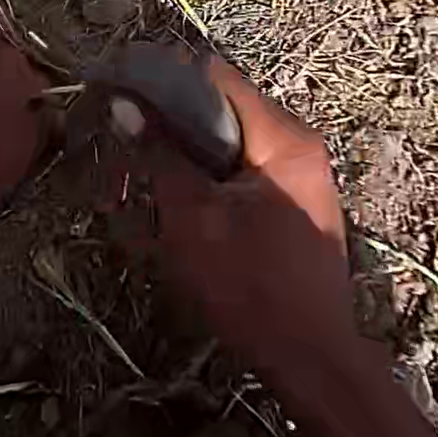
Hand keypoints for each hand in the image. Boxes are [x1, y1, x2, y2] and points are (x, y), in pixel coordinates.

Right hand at [142, 56, 353, 377]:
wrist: (313, 359)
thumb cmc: (250, 288)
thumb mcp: (194, 220)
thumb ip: (162, 157)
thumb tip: (127, 106)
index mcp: (282, 136)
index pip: (217, 77)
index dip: (166, 77)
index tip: (125, 89)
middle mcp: (297, 140)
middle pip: (224, 105)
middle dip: (174, 118)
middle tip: (130, 134)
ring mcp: (300, 168)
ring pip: (230, 137)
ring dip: (188, 147)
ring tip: (147, 167)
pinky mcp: (293, 194)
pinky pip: (243, 163)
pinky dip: (209, 169)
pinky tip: (180, 192)